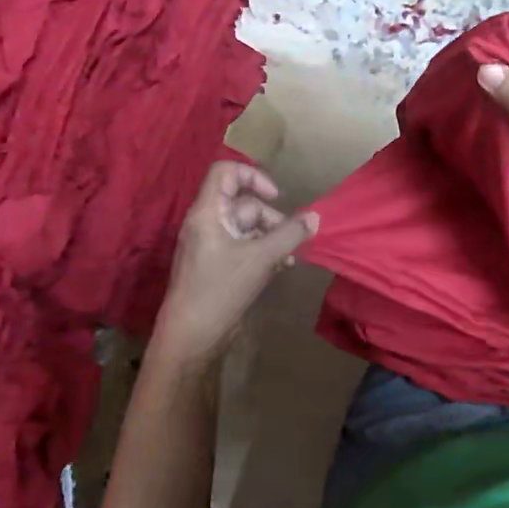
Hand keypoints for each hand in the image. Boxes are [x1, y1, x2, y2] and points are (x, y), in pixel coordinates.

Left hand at [151, 162, 317, 367]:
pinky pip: (244, 246)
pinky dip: (264, 251)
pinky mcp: (218, 264)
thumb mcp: (261, 258)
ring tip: (289, 258)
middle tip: (292, 238)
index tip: (277, 197)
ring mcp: (211, 245)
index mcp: (208, 213)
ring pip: (247, 227)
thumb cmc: (220, 289)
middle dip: (271, 217)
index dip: (253, 176)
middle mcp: (207, 223)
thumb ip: (290, 235)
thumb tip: (316, 217)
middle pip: (243, 203)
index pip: (226, 172)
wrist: (192, 334)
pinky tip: (281, 267)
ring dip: (272, 237)